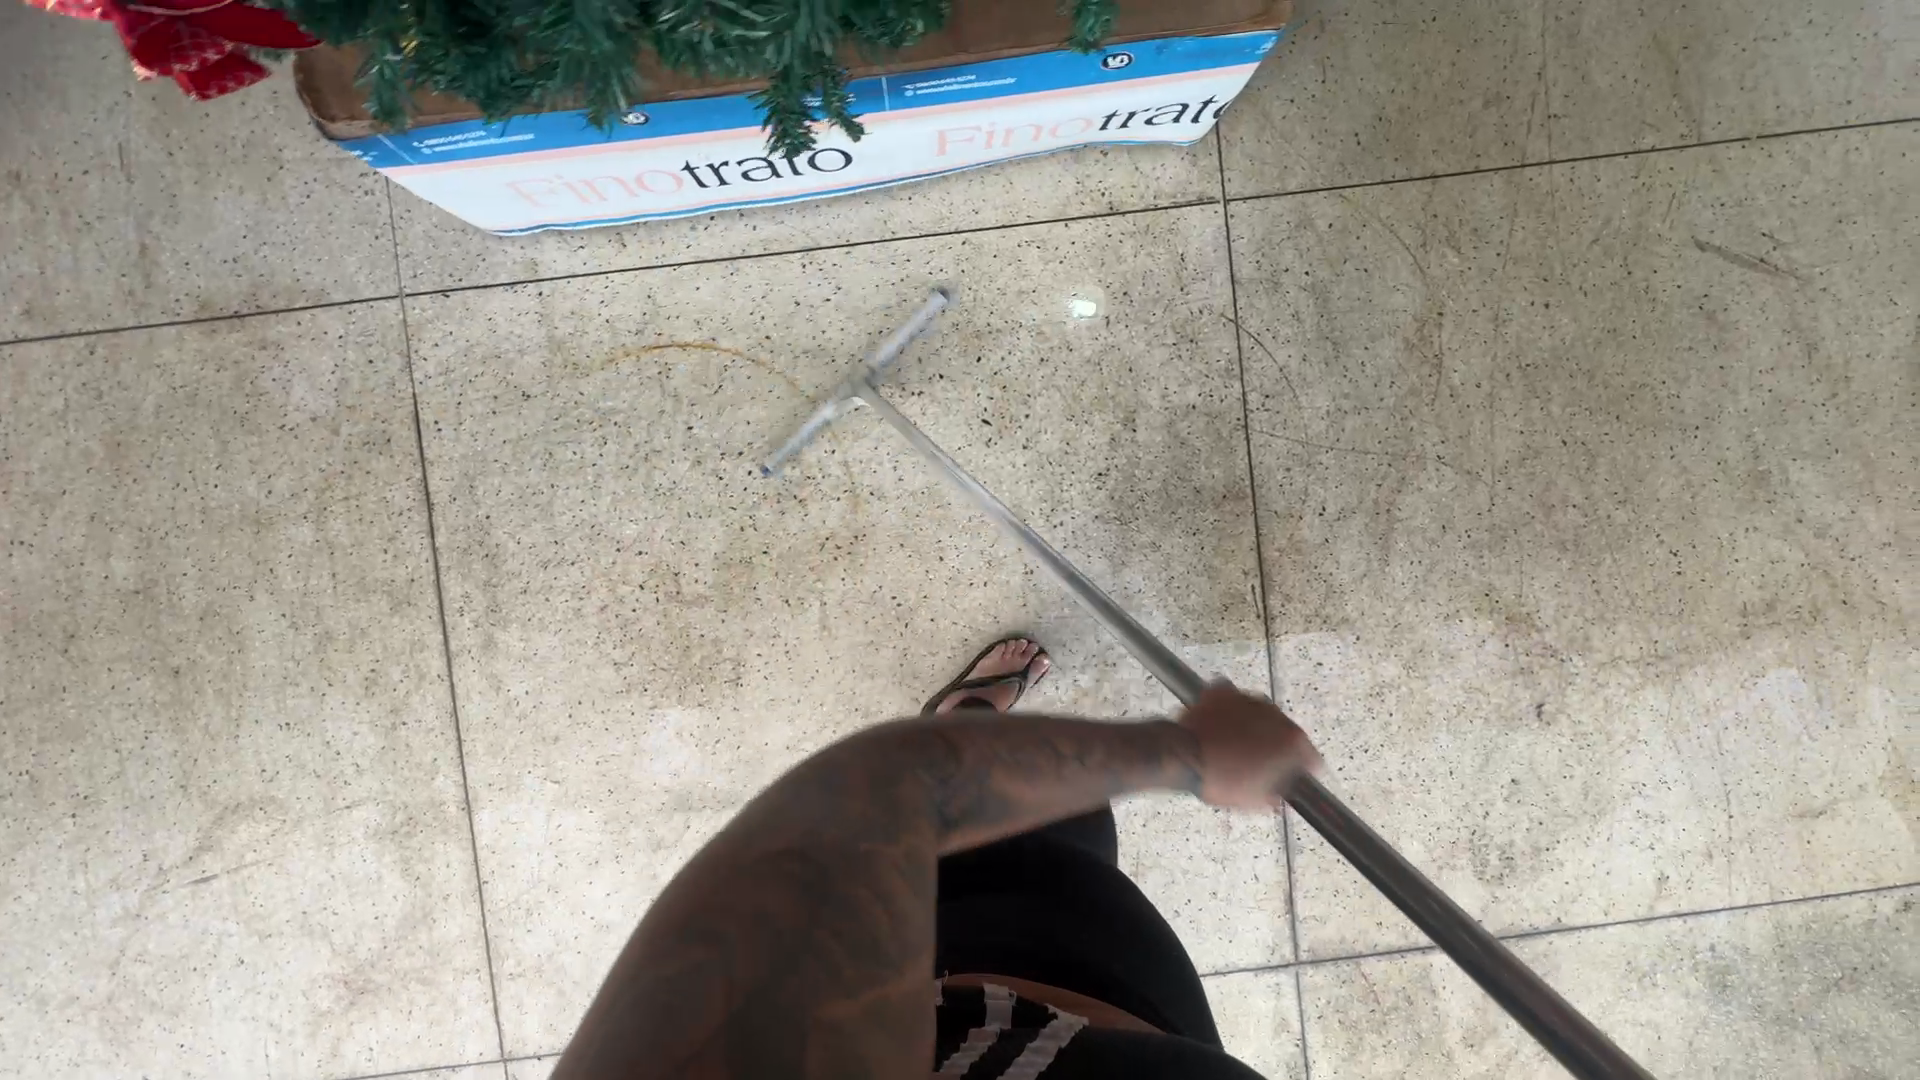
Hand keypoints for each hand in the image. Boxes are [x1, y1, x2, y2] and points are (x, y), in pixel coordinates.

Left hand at [1177, 681, 1321, 808]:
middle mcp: (1275, 714)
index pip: (1310, 757)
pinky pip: (1231, 698)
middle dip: (1275, 745)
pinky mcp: (1222, 691)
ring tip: (1235, 742)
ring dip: (1252, 725)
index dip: (1301, 770)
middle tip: (1258, 761)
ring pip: (1259, 713)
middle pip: (1284, 731)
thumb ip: (1275, 795)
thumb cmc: (1222, 780)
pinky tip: (1221, 722)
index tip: (1292, 776)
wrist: (1184, 756)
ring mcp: (1247, 698)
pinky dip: (1228, 708)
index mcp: (1292, 741)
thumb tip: (1275, 795)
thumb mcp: (1255, 800)